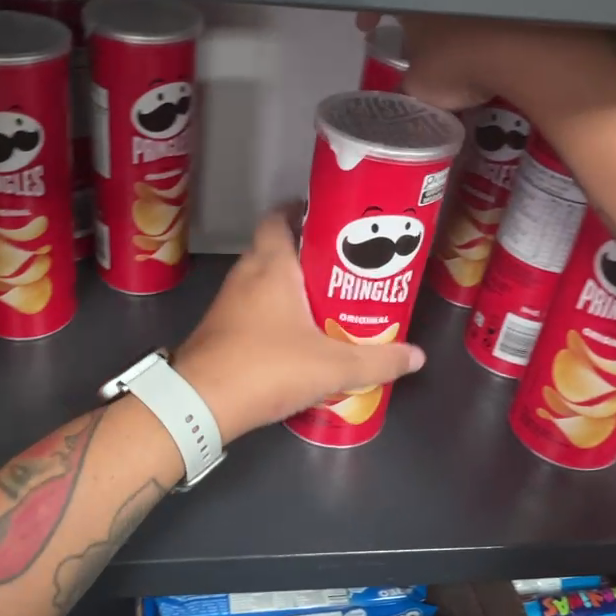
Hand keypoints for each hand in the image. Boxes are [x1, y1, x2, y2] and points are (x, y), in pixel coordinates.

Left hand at [173, 211, 425, 439]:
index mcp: (271, 265)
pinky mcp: (221, 328)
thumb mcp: (332, 367)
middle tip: (347, 266)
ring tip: (331, 300)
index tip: (335, 221)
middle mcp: (246, 274)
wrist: (199, 404)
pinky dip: (277, 312)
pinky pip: (254, 307)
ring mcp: (229, 302)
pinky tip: (301, 335)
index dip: (304, 211)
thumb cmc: (267, 368)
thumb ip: (377, 361)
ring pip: (266, 280)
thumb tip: (416, 356)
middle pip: (278, 248)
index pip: (280, 216)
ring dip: (294, 286)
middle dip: (311, 253)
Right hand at [356, 12, 615, 133]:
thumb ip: (405, 87)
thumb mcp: (420, 89)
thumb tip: (402, 92)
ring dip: (450, 24)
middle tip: (411, 42)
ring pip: (456, 4)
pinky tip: (484, 48)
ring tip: (450, 50)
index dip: (369, 13)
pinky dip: (481, 28)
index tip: (365, 27)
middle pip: (421, 0)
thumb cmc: (457, 65)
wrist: (522, 51)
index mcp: (412, 1)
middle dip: (414, 20)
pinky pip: (487, 12)